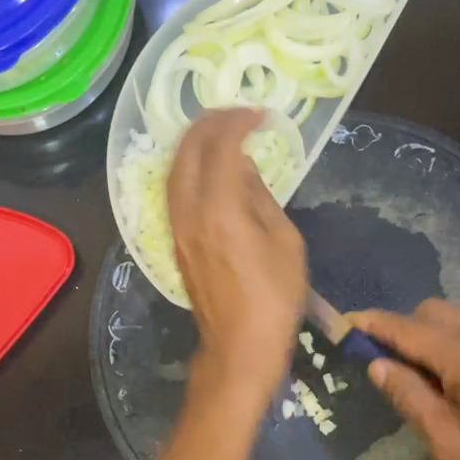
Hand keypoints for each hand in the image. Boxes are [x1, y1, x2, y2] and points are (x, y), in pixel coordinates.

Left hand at [167, 109, 306, 399]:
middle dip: (208, 124)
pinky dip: (189, 170)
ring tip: (219, 131)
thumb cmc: (273, 297)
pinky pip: (175, 193)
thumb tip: (244, 169)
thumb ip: (260, 197)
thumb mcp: (284, 240)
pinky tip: (208, 168)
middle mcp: (189, 213)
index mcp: (219, 209)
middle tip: (235, 113)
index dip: (238, 122)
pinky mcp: (175, 244)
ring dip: (193, 145)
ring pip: (174, 172)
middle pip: (187, 152)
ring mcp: (176, 230)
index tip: (260, 114)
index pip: (220, 147)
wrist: (239, 346)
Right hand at [354, 300, 459, 459]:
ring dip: (430, 335)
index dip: (374, 325)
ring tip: (416, 374)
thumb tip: (378, 365)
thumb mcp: (443, 437)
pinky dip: (456, 343)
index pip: (408, 329)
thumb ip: (408, 394)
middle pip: (434, 313)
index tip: (347, 323)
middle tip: (382, 361)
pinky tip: (453, 379)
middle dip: (403, 328)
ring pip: (459, 320)